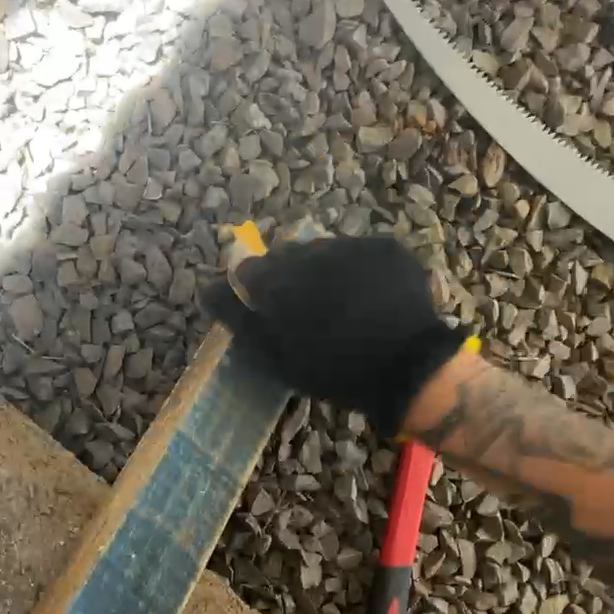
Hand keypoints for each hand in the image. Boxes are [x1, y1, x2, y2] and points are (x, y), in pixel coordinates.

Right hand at [199, 236, 467, 435]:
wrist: (406, 369)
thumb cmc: (331, 369)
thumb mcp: (273, 354)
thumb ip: (237, 317)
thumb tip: (206, 289)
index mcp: (277, 276)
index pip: (249, 270)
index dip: (255, 290)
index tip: (266, 311)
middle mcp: (310, 249)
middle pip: (288, 257)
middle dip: (291, 278)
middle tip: (307, 312)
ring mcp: (352, 244)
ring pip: (325, 252)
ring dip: (325, 272)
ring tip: (343, 306)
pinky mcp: (386, 247)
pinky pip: (362, 253)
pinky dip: (360, 271)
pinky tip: (371, 299)